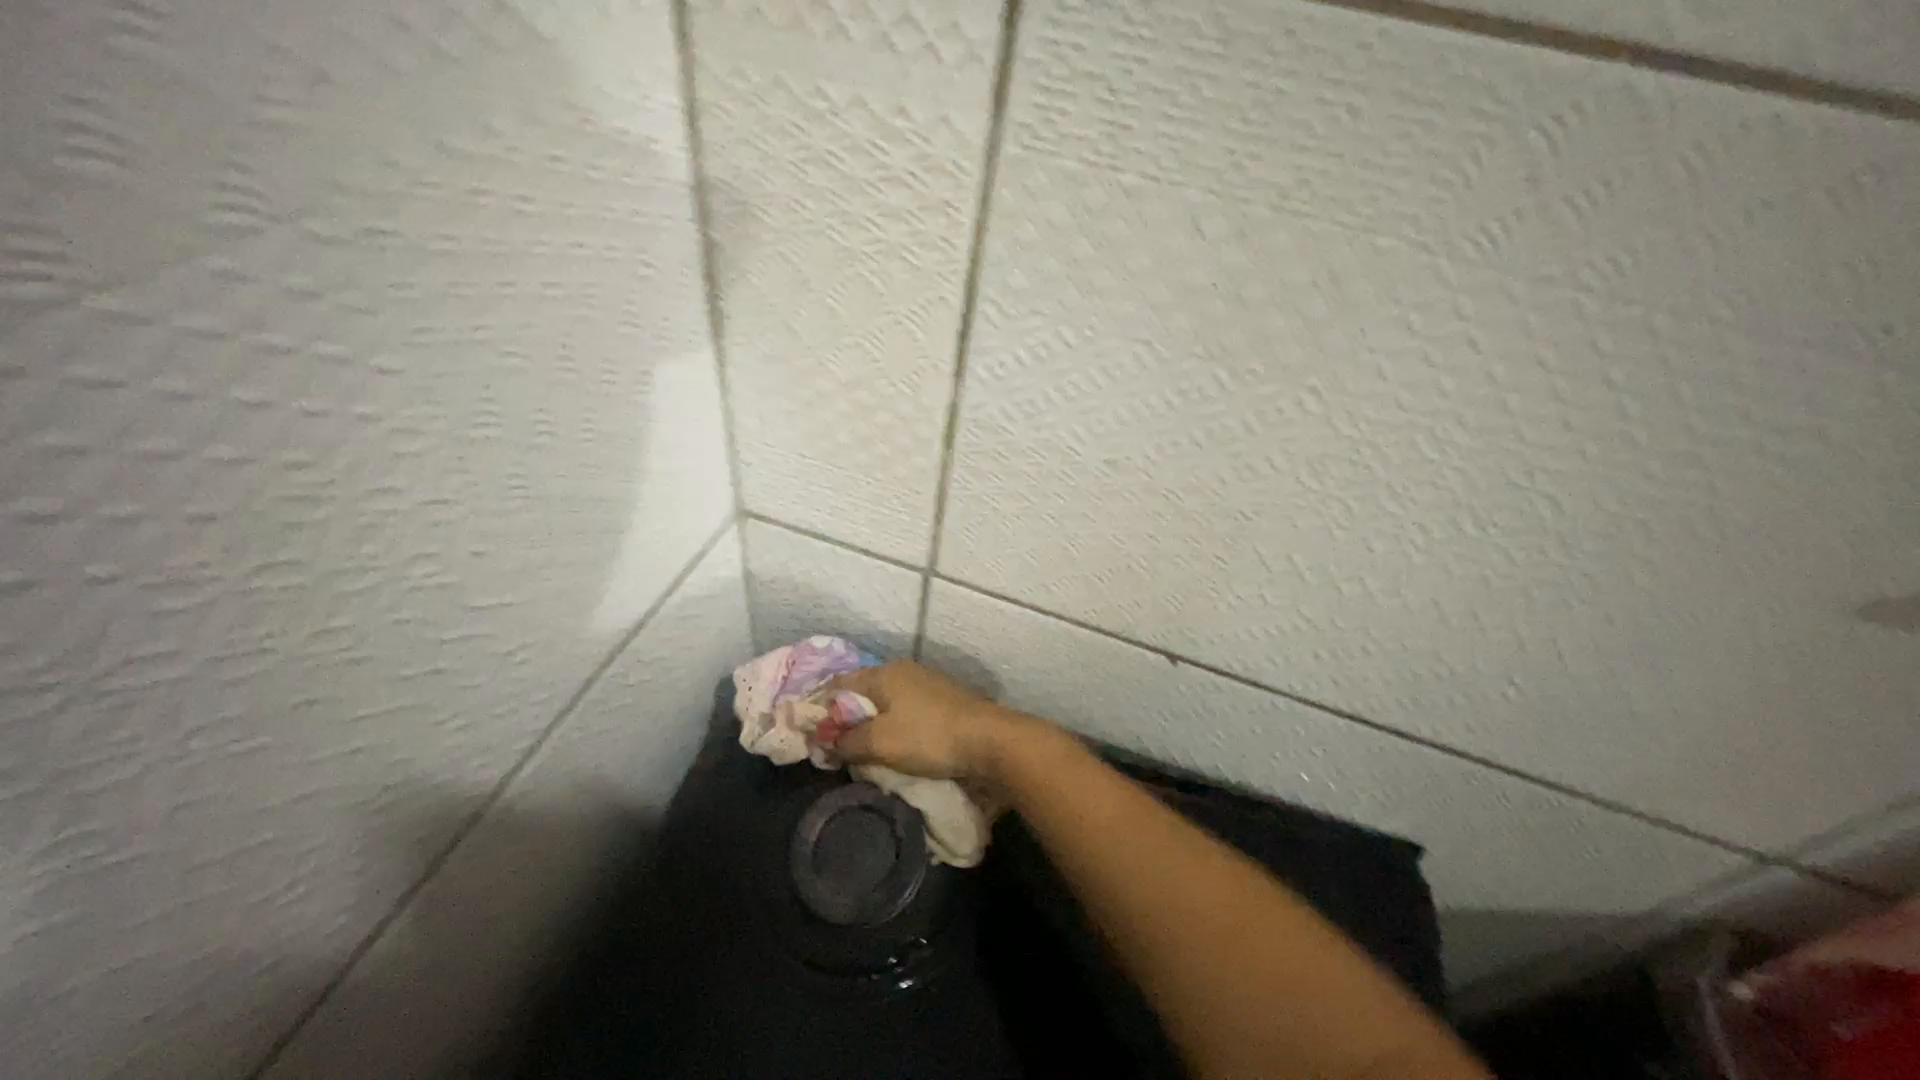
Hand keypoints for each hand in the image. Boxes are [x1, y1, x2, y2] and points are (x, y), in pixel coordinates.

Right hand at [824, 661, 1027, 781]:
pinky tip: (895, 752)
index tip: (809, 735)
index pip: (838, 684)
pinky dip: (896, 732)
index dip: (820, 708)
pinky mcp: (945, 706)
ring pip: (887, 707)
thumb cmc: (929, 737)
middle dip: (846, 721)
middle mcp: (905, 673)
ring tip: (863, 756)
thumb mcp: (879, 742)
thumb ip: (846, 740)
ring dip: (873, 729)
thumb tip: (825, 741)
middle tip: (834, 750)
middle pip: (863, 695)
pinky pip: (908, 717)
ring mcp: (928, 688)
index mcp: (884, 673)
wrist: (992, 743)